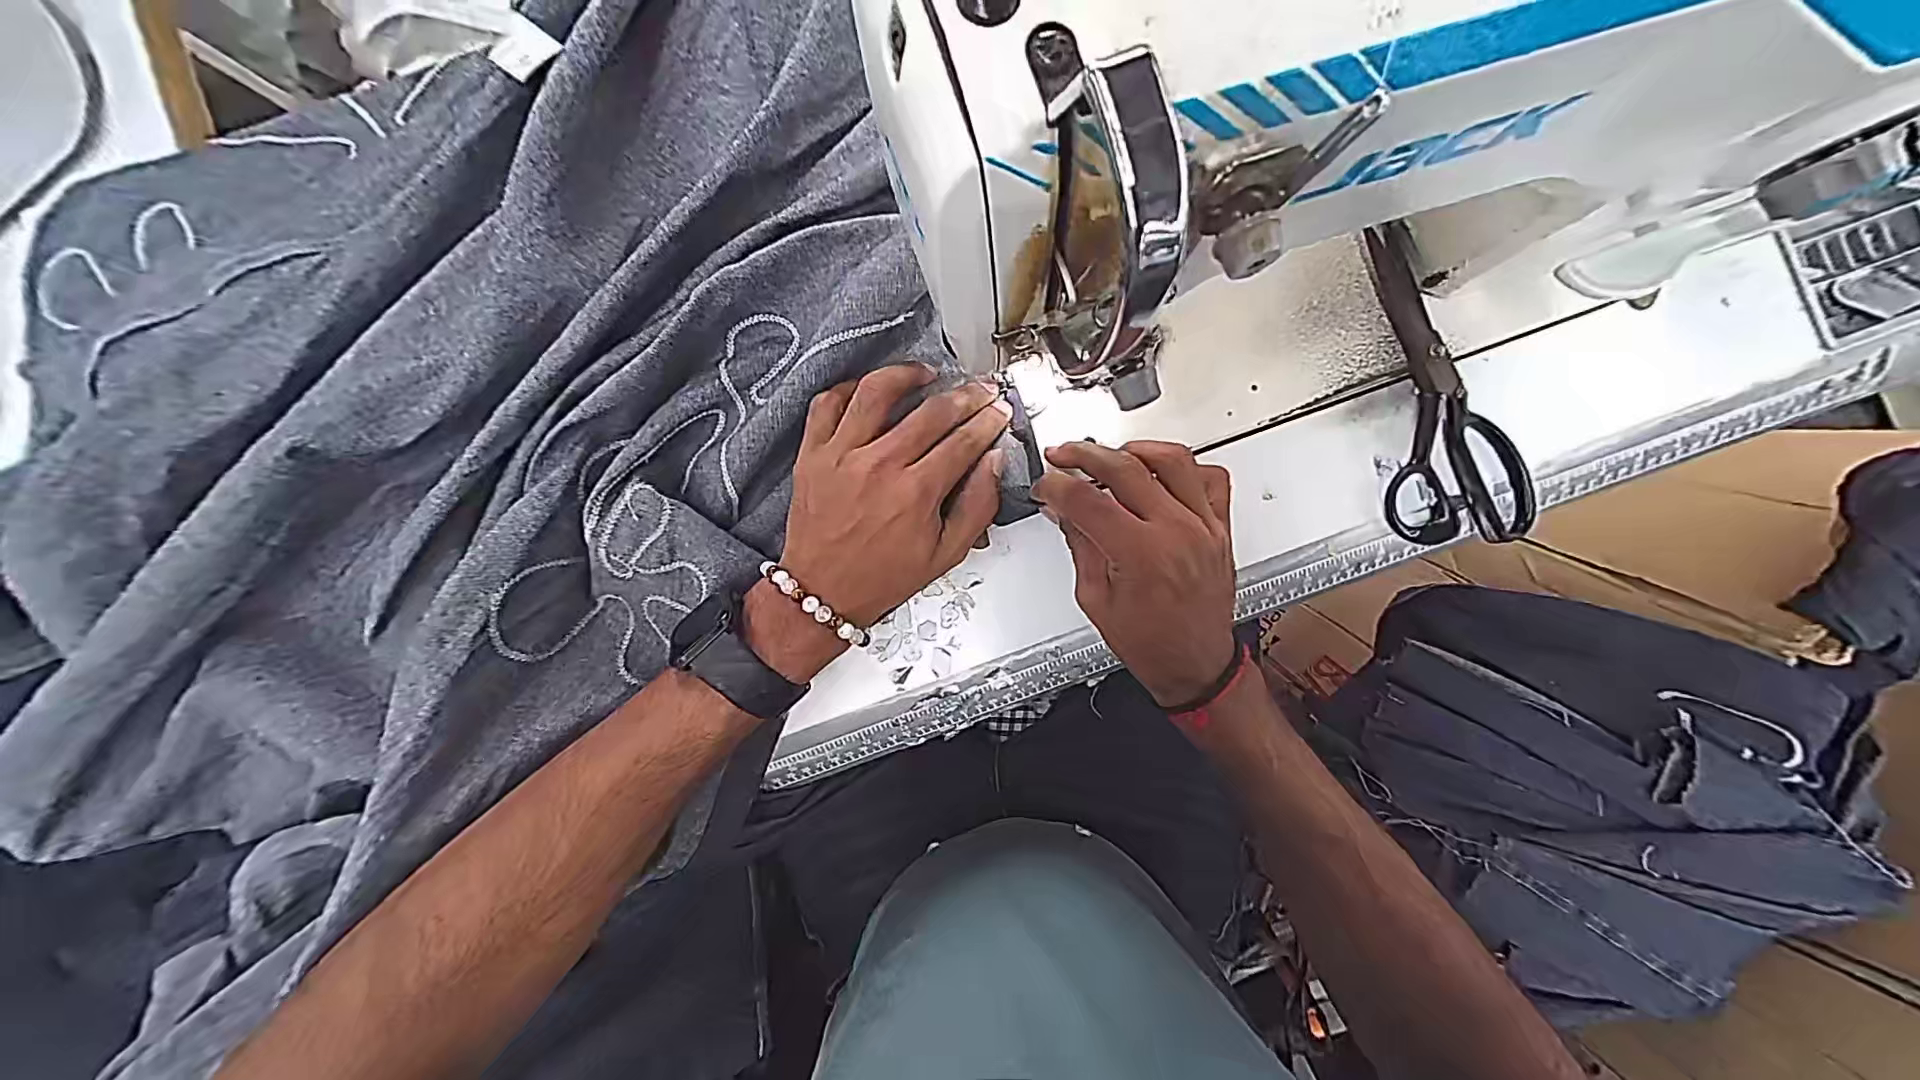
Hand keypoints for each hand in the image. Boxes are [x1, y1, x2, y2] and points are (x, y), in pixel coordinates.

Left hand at [747, 364, 1010, 681]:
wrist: (823, 591)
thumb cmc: (881, 577)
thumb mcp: (946, 554)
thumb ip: (978, 505)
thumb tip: (993, 463)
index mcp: (915, 492)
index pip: (963, 439)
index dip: (988, 420)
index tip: (997, 412)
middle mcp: (879, 466)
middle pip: (932, 411)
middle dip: (966, 395)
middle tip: (979, 390)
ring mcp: (841, 456)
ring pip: (877, 392)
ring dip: (907, 374)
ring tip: (925, 374)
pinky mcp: (813, 455)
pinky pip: (827, 404)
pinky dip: (848, 388)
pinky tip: (868, 389)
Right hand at [1031, 441, 1236, 707]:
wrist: (1196, 665)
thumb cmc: (1152, 645)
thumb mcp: (1096, 599)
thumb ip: (1080, 545)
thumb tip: (1065, 510)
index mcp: (1140, 556)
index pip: (1087, 500)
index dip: (1057, 485)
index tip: (1046, 484)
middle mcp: (1177, 534)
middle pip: (1124, 467)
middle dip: (1084, 454)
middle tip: (1065, 455)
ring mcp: (1204, 527)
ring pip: (1172, 459)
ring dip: (1134, 450)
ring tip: (1111, 455)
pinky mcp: (1221, 528)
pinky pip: (1211, 477)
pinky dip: (1185, 466)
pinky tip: (1161, 472)